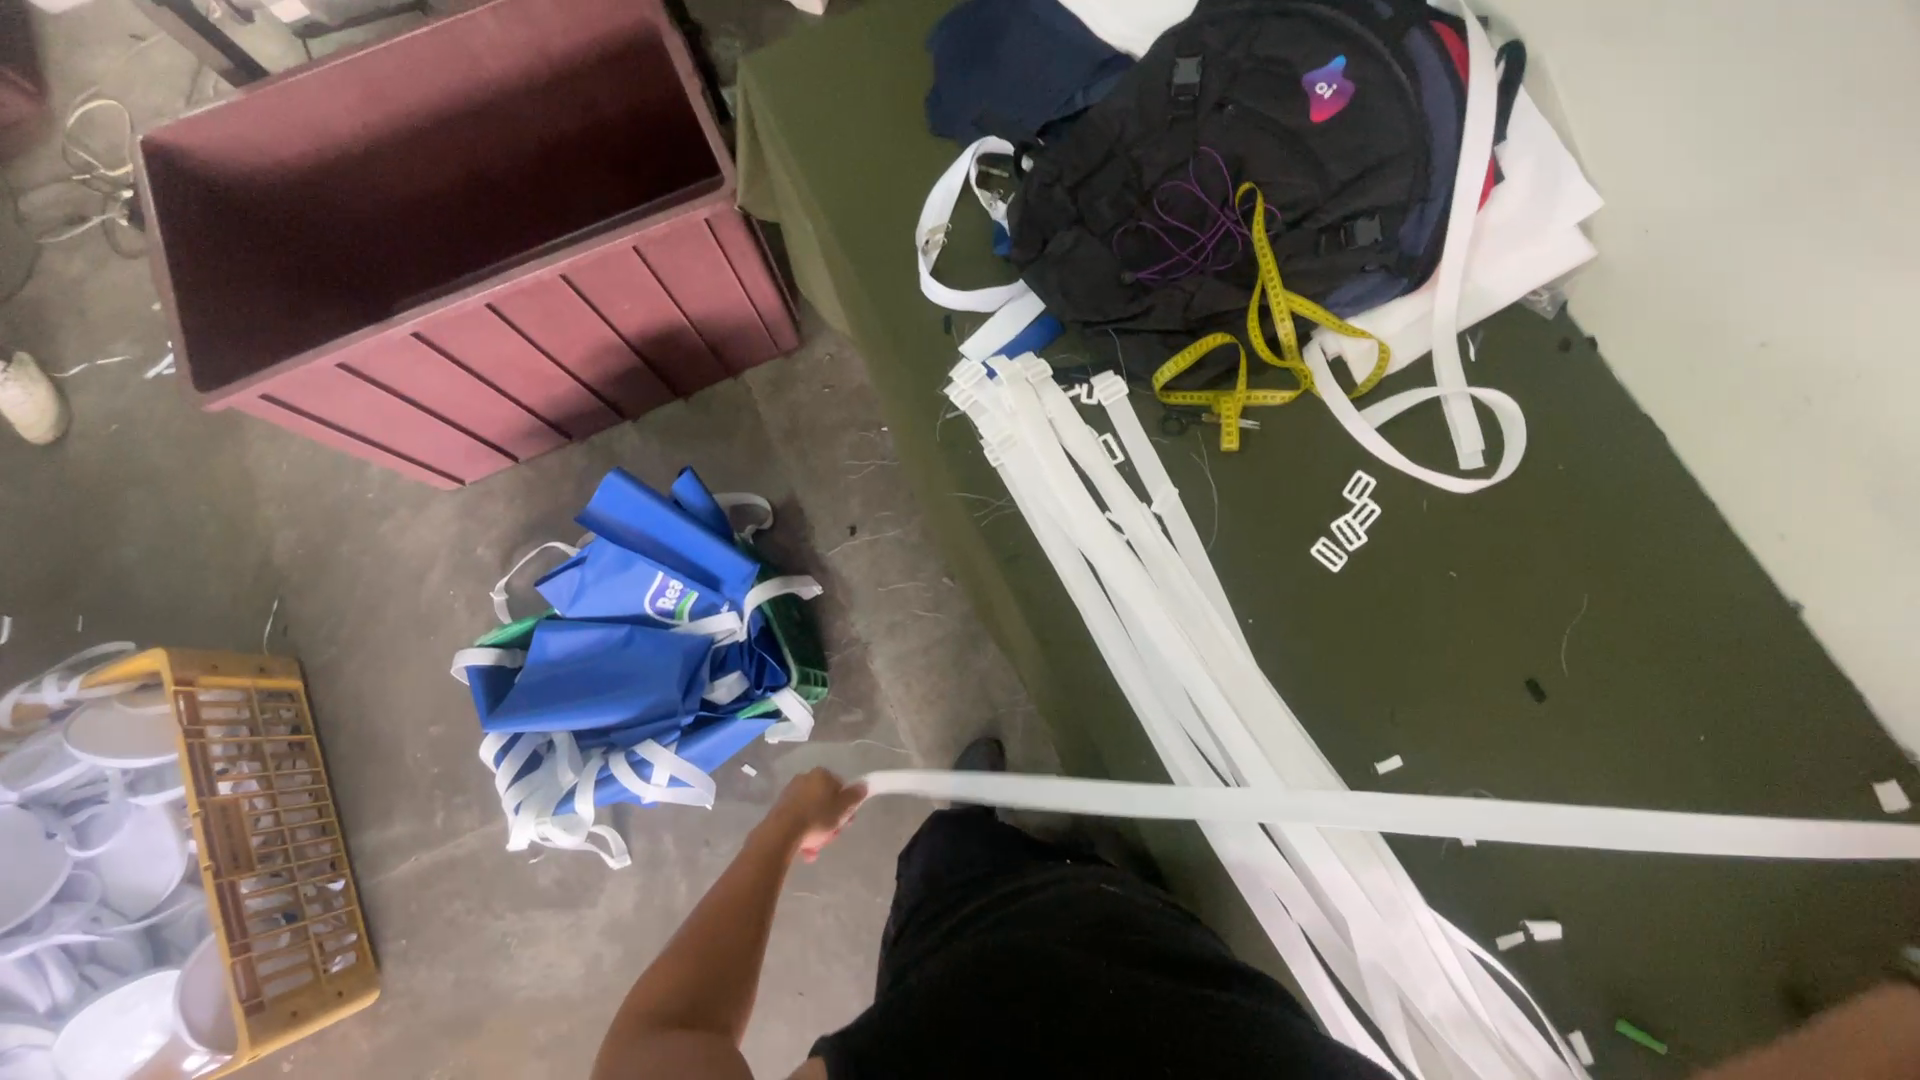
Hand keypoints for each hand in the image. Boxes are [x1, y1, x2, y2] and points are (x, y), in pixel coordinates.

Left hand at [766, 769, 865, 862]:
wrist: (781, 833)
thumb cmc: (817, 818)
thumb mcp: (843, 808)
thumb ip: (855, 796)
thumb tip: (863, 785)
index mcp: (821, 775)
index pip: (840, 786)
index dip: (846, 804)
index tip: (847, 821)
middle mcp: (804, 779)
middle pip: (825, 801)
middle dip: (831, 820)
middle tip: (833, 835)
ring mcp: (790, 794)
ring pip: (811, 814)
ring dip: (817, 831)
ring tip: (817, 849)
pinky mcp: (779, 810)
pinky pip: (798, 821)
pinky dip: (803, 834)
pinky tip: (806, 851)